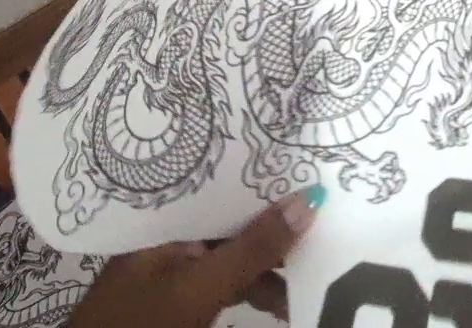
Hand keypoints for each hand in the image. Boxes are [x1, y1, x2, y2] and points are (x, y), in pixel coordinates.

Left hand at [67, 186, 322, 327]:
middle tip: (330, 207)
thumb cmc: (141, 323)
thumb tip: (311, 197)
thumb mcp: (201, 287)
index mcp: (168, 213)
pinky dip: (257, 287)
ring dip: (273, 260)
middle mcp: (173, 231)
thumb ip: (254, 247)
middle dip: (277, 214)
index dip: (267, 170)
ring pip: (236, 250)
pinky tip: (285, 301)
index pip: (225, 176)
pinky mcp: (183, 300)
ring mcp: (177, 268)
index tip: (312, 161)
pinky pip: (229, 280)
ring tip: (316, 268)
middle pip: (234, 212)